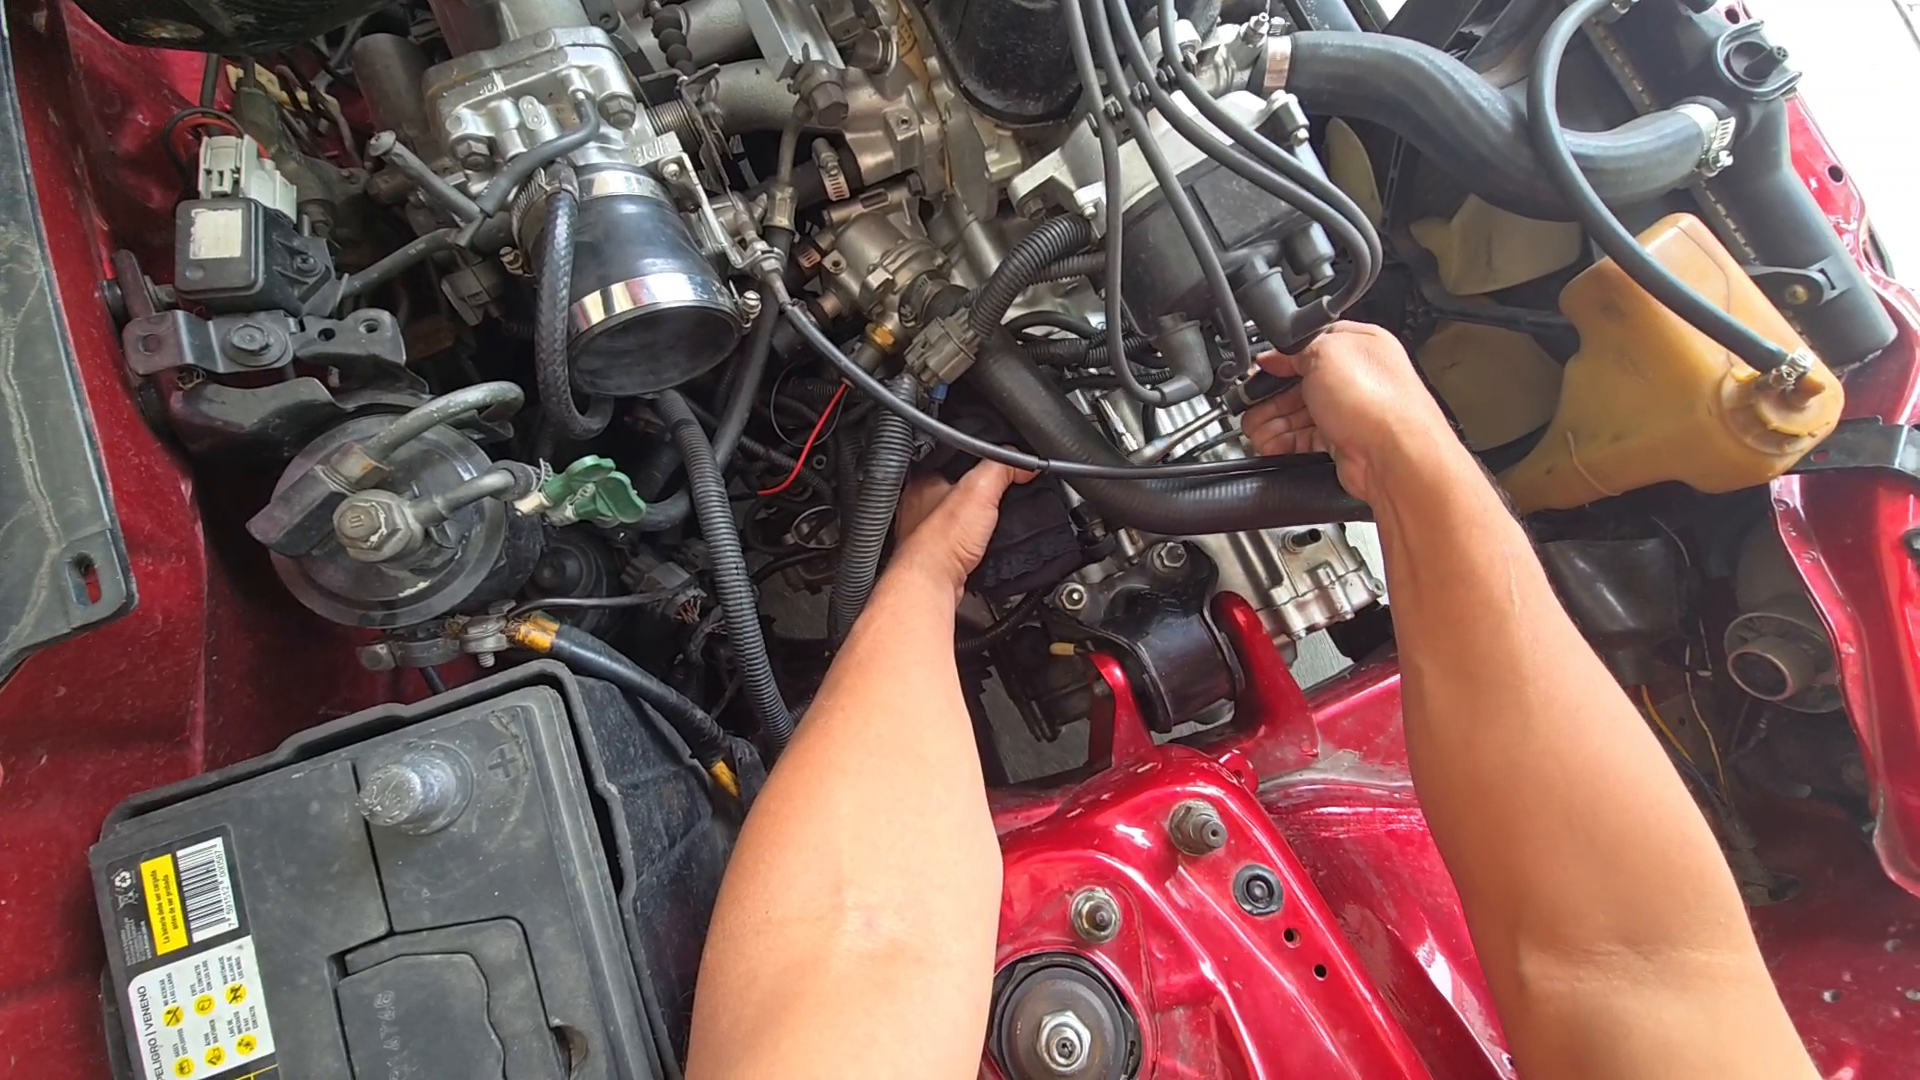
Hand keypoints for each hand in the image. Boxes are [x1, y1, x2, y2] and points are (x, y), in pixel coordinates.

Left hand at [891, 460, 1031, 599]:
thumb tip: (1023, 463)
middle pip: (954, 492)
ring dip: (974, 524)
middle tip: (997, 499)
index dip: (975, 462)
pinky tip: (981, 549)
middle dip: (977, 495)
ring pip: (956, 521)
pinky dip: (972, 546)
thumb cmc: (942, 539)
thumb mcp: (981, 487)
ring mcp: (925, 536)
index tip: (996, 468)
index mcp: (923, 483)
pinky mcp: (937, 560)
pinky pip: (960, 545)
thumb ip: (1002, 467)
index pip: (950, 460)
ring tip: (991, 526)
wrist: (933, 583)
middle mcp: (919, 509)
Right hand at [1241, 321, 1457, 501]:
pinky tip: (1272, 445)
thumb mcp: (1326, 352)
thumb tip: (1274, 356)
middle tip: (1253, 406)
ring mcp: (1344, 412)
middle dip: (1269, 398)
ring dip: (1271, 423)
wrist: (1394, 456)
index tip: (1261, 372)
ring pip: (1293, 415)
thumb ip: (1295, 349)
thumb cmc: (1377, 402)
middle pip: (1294, 385)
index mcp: (1356, 346)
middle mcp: (1352, 378)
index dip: (1279, 360)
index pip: (1307, 347)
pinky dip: (1281, 443)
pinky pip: (1299, 440)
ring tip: (1260, 431)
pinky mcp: (1337, 441)